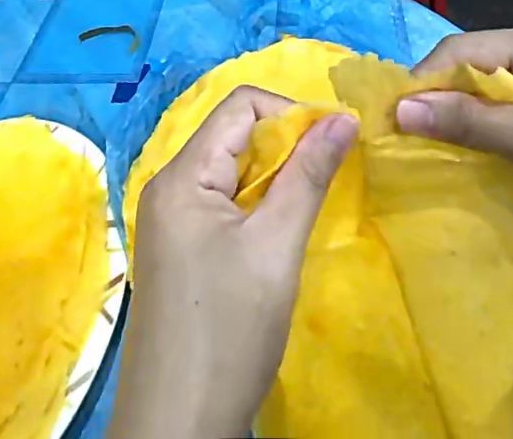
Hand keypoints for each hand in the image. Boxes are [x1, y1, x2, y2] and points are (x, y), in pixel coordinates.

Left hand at [109, 85, 356, 438]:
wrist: (178, 428)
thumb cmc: (229, 330)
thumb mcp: (276, 247)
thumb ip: (309, 175)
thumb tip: (343, 118)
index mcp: (181, 175)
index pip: (239, 106)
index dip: (290, 113)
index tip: (331, 143)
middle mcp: (168, 184)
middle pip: (233, 133)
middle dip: (283, 146)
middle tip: (322, 180)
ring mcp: (170, 217)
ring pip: (230, 167)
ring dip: (273, 176)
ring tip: (302, 209)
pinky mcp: (178, 245)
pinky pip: (221, 198)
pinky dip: (256, 202)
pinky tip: (276, 232)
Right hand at [394, 24, 512, 288]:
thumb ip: (472, 122)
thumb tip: (398, 110)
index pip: (467, 49)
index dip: (427, 80)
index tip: (390, 119)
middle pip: (476, 77)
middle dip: (441, 107)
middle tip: (401, 144)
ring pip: (490, 110)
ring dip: (461, 132)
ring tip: (423, 160)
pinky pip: (510, 136)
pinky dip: (485, 151)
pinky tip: (462, 172)